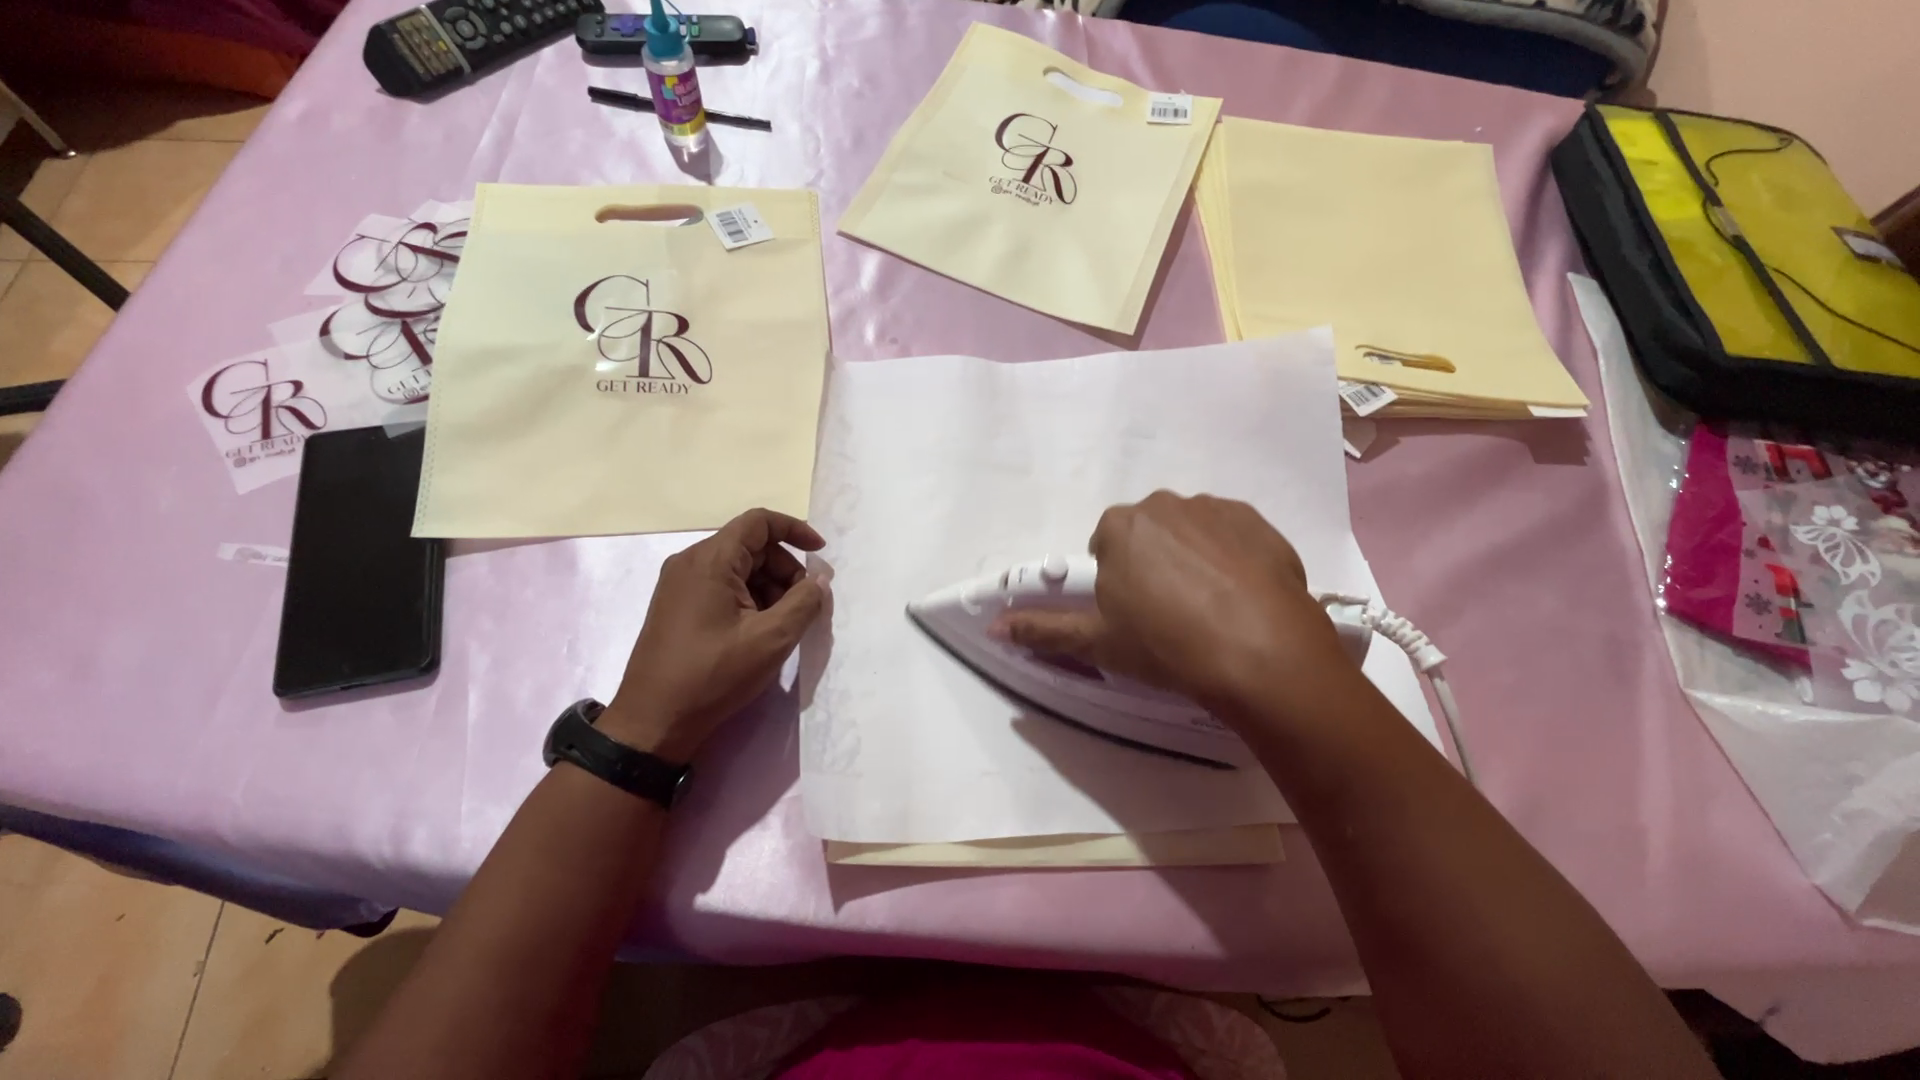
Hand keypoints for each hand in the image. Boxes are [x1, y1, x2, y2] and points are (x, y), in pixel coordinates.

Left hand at [602, 509, 826, 761]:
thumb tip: (819, 579)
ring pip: (738, 569)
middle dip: (785, 570)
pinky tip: (760, 633)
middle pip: (751, 546)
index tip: (821, 553)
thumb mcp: (771, 639)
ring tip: (784, 626)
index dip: (795, 530)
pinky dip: (749, 600)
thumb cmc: (713, 675)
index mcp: (710, 560)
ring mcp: (680, 585)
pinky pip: (722, 587)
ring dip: (769, 589)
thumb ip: (804, 602)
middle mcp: (690, 563)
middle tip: (805, 606)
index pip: (759, 522)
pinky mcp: (678, 607)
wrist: (654, 721)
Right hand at [997, 492, 1351, 716]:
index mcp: (1119, 527)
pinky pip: (1233, 537)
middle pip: (1148, 534)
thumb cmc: (1166, 645)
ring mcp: (1216, 509)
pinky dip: (1233, 560)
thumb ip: (1043, 630)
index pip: (1105, 546)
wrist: (1262, 652)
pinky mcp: (1260, 522)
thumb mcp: (1098, 643)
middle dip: (1153, 565)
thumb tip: (993, 627)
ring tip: (1211, 610)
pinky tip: (1242, 599)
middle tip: (1169, 615)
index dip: (1115, 582)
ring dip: (1193, 560)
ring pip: (1191, 533)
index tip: (1131, 615)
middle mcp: (1164, 505)